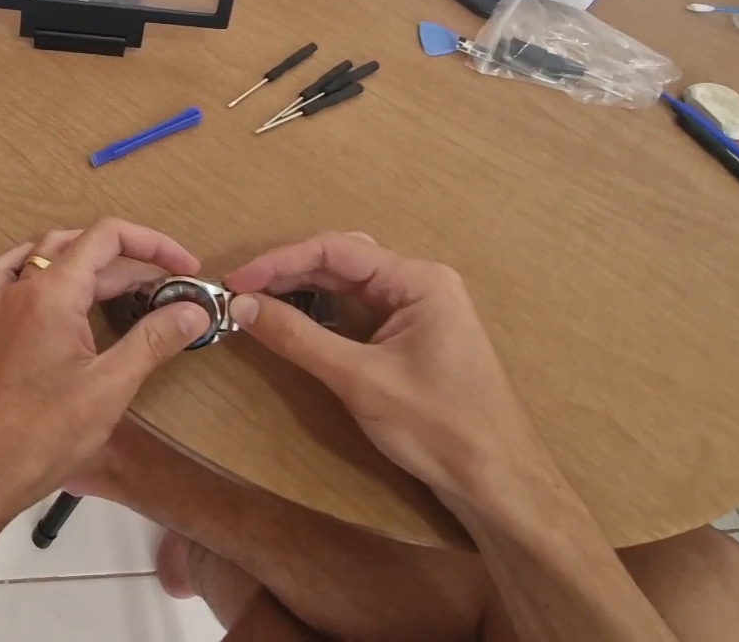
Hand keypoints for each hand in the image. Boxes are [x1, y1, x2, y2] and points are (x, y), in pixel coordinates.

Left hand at [0, 218, 209, 526]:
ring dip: (95, 262)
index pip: (107, 236)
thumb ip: (153, 341)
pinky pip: (17, 274)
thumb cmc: (42, 434)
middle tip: (171, 291)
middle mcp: (25, 288)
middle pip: (84, 246)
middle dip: (133, 260)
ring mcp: (7, 306)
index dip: (153, 244)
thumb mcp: (109, 387)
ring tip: (133, 285)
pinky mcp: (0, 327)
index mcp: (51, 292)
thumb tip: (194, 310)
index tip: (187, 268)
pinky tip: (63, 282)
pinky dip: (45, 267)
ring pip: (53, 256)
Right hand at [225, 232, 553, 509]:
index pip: (334, 250)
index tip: (236, 281)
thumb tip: (240, 306)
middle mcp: (419, 282)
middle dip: (287, 271)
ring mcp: (418, 307)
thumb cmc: (438, 428)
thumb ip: (297, 337)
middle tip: (242, 291)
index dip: (279, 261)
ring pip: (347, 282)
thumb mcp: (359, 380)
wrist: (502, 487)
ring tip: (259, 301)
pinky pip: (357, 306)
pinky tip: (296, 319)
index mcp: (417, 279)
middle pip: (340, 260)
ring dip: (302, 288)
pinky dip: (321, 309)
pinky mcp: (412, 332)